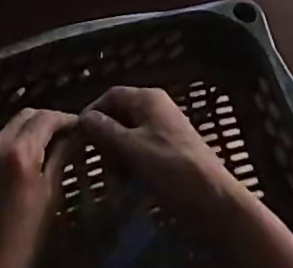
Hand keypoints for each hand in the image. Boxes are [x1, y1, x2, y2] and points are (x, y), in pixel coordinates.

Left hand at [0, 108, 77, 267]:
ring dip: (31, 129)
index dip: (66, 118)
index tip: (81, 125)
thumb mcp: (49, 199)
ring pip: (12, 126)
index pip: (46, 118)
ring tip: (49, 146)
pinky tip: (27, 160)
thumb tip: (74, 137)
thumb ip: (61, 160)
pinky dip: (15, 141)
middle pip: (27, 115)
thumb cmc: (20, 241)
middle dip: (48, 120)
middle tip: (66, 133)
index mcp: (19, 152)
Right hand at [79, 87, 292, 267]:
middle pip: (120, 113)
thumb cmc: (172, 167)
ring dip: (118, 153)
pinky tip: (132, 180)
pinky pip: (142, 148)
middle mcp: (156, 106)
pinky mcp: (170, 148)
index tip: (79, 136)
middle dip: (107, 136)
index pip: (112, 94)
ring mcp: (165, 127)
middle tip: (101, 161)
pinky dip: (132, 161)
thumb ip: (106, 131)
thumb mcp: (133, 149)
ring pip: (130, 133)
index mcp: (148, 98)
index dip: (94, 112)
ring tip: (118, 176)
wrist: (212, 198)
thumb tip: (83, 116)